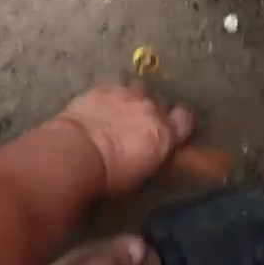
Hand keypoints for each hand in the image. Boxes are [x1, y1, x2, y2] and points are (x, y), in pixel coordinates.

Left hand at [58, 84, 194, 194]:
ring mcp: (126, 94)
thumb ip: (153, 158)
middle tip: (140, 126)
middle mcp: (150, 108)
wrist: (77, 152)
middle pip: (160, 102)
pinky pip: (114, 88)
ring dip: (133, 100)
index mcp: (164, 133)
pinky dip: (110, 97)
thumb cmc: (110, 177)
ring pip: (138, 90)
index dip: (180, 121)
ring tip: (120, 113)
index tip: (174, 128)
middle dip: (154, 111)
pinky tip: (100, 108)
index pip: (185, 118)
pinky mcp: (103, 88)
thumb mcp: (140, 175)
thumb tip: (153, 156)